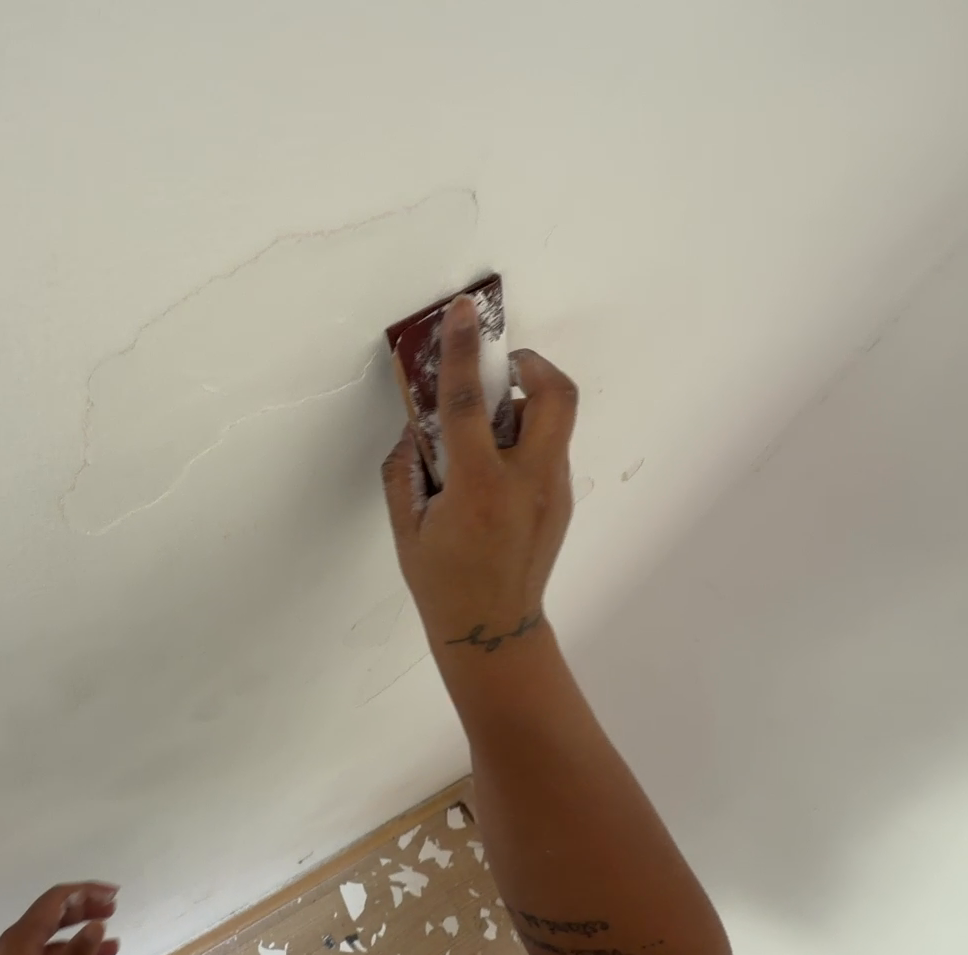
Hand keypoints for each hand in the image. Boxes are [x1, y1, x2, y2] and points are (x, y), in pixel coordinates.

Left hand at [0, 883, 120, 954]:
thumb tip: (96, 924)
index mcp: (20, 939)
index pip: (56, 900)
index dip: (86, 892)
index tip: (114, 895)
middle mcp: (13, 950)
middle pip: (53, 920)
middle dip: (84, 914)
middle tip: (113, 914)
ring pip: (52, 951)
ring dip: (81, 948)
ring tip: (111, 952)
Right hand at [382, 295, 578, 652]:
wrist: (493, 630)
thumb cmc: (441, 582)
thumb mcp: (406, 527)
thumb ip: (405, 470)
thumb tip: (416, 428)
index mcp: (479, 487)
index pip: (470, 403)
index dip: (464, 351)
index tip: (463, 312)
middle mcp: (528, 481)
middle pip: (556, 395)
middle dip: (534, 363)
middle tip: (505, 364)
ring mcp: (554, 491)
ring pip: (555, 421)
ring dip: (526, 405)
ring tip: (489, 428)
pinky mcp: (562, 500)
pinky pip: (548, 449)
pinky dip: (524, 438)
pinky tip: (494, 469)